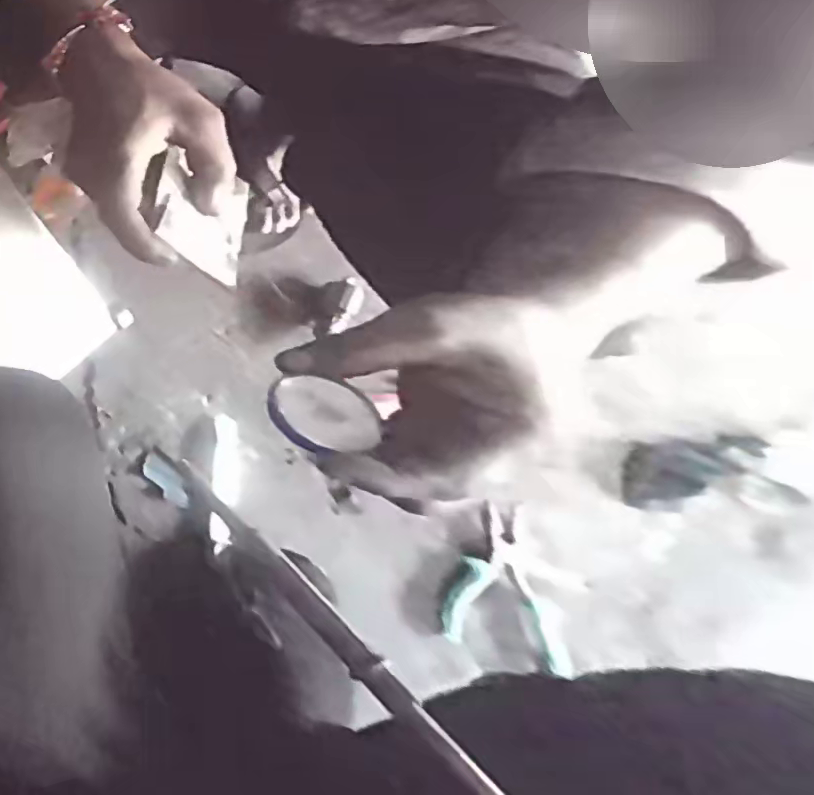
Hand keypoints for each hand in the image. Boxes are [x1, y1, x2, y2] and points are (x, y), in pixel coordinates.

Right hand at [58, 24, 239, 263]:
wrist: (95, 63)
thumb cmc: (146, 87)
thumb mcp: (197, 118)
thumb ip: (212, 165)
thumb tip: (211, 208)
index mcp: (118, 175)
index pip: (129, 231)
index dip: (151, 252)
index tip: (175, 260)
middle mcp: (91, 183)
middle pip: (118, 226)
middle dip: (146, 239)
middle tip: (175, 242)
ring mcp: (79, 177)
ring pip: (109, 213)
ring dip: (135, 221)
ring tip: (165, 220)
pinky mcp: (77, 168)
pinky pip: (103, 196)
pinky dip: (125, 203)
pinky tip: (147, 192)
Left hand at [274, 294, 591, 502]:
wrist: (527, 322)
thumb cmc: (488, 324)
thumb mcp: (424, 324)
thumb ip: (356, 347)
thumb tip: (285, 364)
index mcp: (508, 444)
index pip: (437, 480)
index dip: (376, 477)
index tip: (324, 459)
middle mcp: (491, 467)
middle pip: (418, 491)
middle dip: (360, 472)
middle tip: (310, 441)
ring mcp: (463, 460)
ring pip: (402, 479)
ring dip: (356, 459)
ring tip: (312, 430)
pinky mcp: (439, 447)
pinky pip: (395, 459)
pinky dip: (360, 445)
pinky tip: (329, 421)